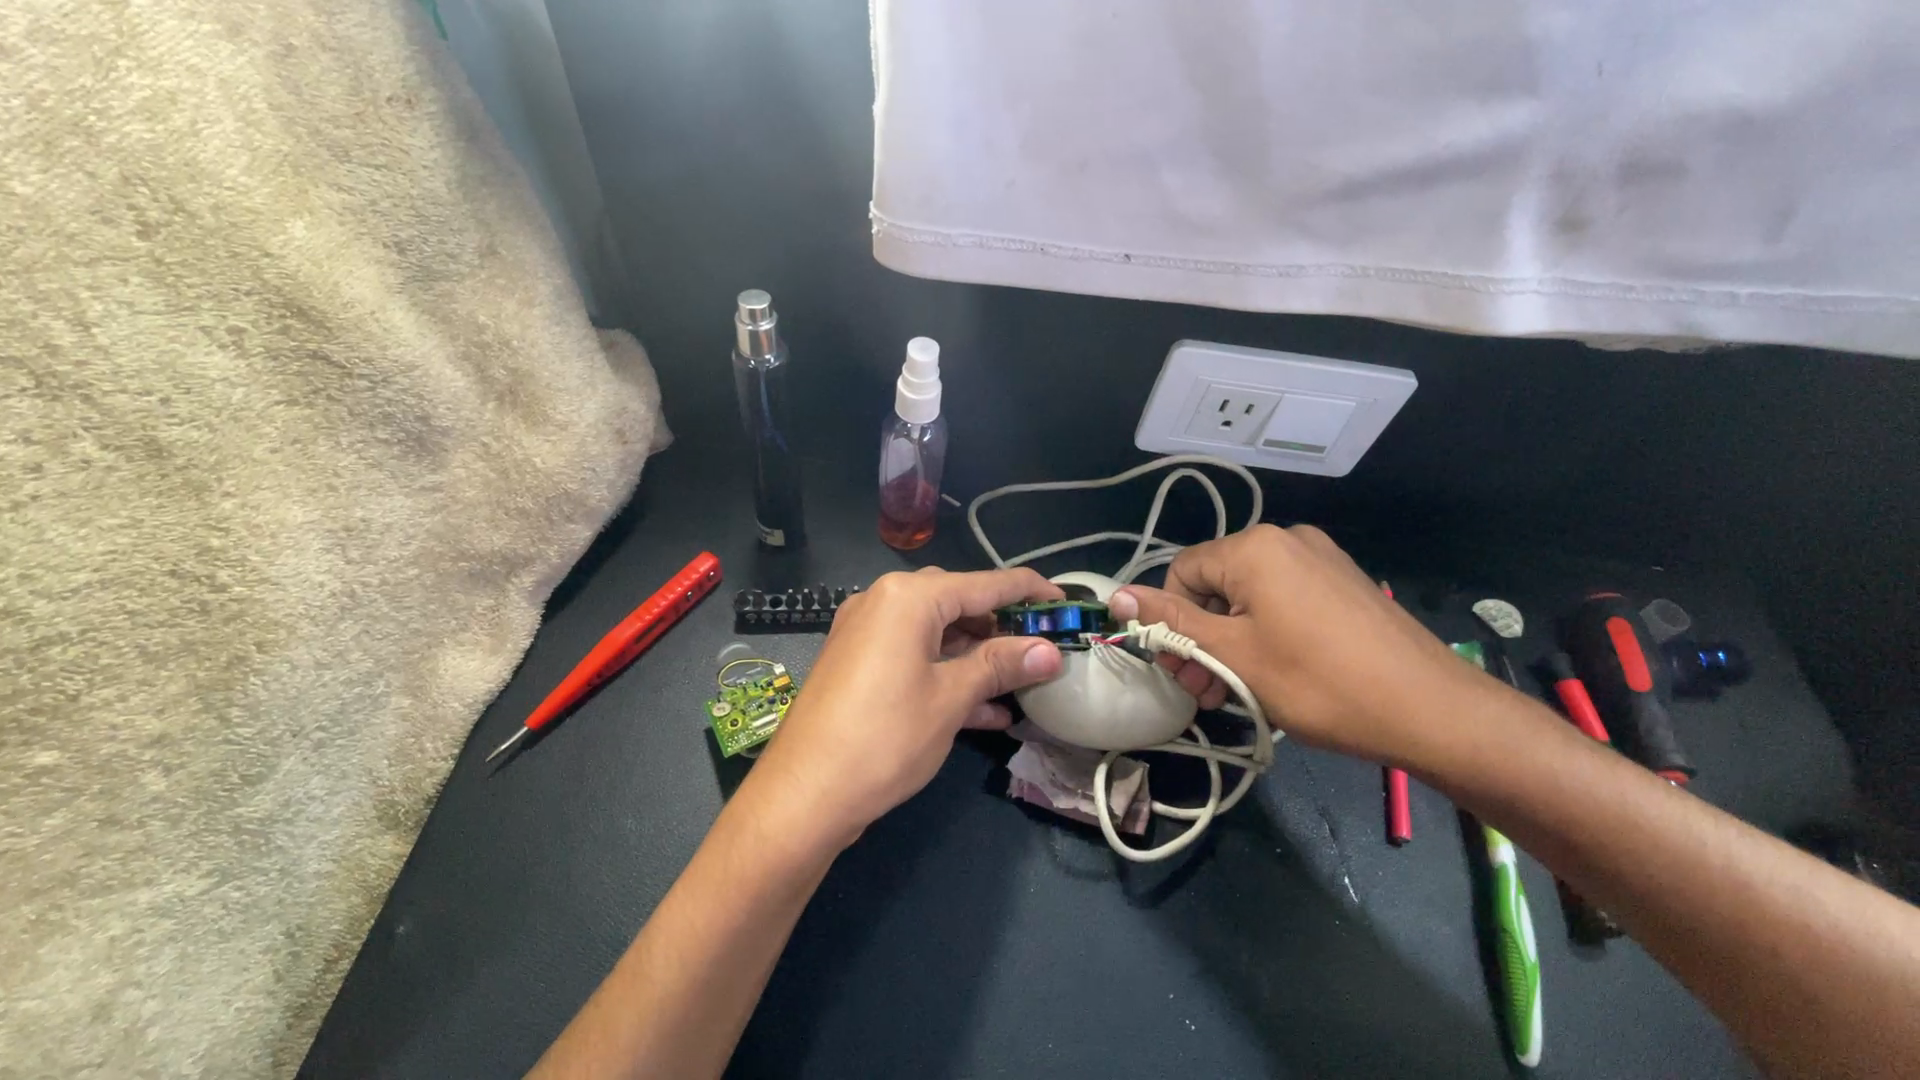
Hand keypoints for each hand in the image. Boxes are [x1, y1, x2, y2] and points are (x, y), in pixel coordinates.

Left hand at [746, 567, 1064, 849]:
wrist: (804, 795)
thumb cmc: (885, 738)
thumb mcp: (950, 699)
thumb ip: (1000, 666)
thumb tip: (1049, 651)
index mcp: (906, 598)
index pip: (983, 583)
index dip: (1028, 591)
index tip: (1065, 602)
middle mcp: (882, 603)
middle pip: (957, 603)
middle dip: (1001, 627)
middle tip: (1041, 649)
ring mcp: (865, 635)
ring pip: (935, 634)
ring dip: (977, 657)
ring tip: (1021, 682)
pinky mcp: (857, 667)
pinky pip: (913, 658)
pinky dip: (947, 676)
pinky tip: (986, 711)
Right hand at [1108, 525, 1483, 766]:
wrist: (1430, 710)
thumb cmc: (1319, 683)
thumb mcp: (1233, 655)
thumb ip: (1171, 622)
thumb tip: (1116, 595)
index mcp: (1254, 547)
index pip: (1181, 573)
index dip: (1171, 622)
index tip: (1183, 671)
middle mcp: (1286, 539)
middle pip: (1215, 585)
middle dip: (1201, 637)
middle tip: (1205, 691)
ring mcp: (1321, 559)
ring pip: (1248, 597)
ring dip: (1231, 642)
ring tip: (1238, 692)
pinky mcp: (1344, 583)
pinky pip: (1284, 600)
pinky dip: (1266, 633)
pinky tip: (1277, 675)